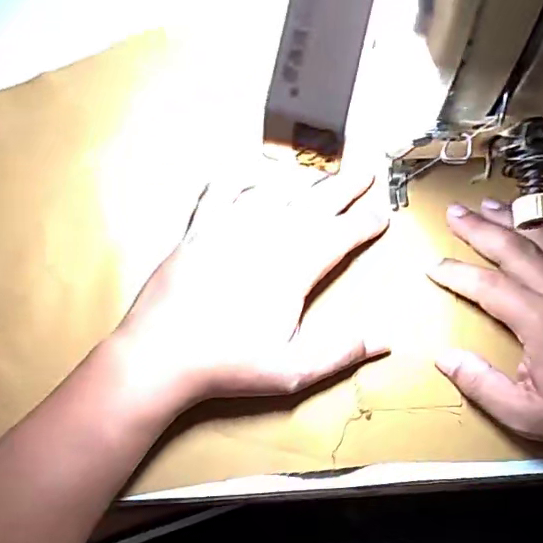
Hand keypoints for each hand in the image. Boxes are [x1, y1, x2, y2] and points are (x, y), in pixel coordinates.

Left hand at [107, 166, 389, 413]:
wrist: (160, 355)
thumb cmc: (226, 366)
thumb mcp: (293, 370)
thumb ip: (341, 352)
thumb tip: (383, 341)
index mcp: (294, 269)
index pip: (342, 234)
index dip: (366, 222)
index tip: (382, 213)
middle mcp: (265, 239)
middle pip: (315, 203)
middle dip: (345, 186)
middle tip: (365, 172)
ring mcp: (229, 230)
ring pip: (275, 191)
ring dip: (303, 180)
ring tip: (320, 173)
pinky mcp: (198, 231)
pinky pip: (222, 191)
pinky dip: (240, 177)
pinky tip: (252, 173)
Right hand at [425, 199, 542, 468]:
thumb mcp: (523, 414)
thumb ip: (480, 385)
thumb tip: (443, 357)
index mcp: (541, 322)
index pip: (488, 286)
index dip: (456, 273)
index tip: (432, 266)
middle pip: (516, 247)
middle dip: (481, 228)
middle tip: (455, 211)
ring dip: (518, 217)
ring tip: (491, 205)